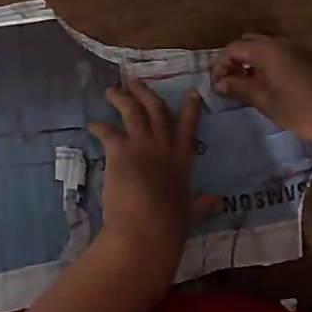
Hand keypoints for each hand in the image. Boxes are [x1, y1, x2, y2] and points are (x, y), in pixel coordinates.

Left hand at [88, 79, 213, 271]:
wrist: (146, 229)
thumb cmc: (169, 225)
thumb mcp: (190, 213)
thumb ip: (201, 204)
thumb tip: (219, 201)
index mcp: (181, 161)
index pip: (188, 128)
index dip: (190, 109)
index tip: (192, 92)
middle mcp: (163, 146)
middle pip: (157, 110)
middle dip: (146, 93)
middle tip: (135, 82)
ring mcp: (142, 145)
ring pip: (132, 111)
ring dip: (121, 98)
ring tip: (111, 91)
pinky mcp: (120, 150)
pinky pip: (107, 131)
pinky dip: (98, 127)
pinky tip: (92, 126)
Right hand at [210, 34, 311, 147]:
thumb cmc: (300, 110)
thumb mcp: (265, 101)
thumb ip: (240, 88)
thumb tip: (220, 83)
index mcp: (267, 50)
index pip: (234, 48)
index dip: (220, 64)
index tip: (216, 83)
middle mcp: (283, 42)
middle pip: (250, 42)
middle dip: (236, 58)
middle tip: (231, 80)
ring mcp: (301, 48)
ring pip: (269, 47)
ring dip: (255, 60)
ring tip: (251, 84)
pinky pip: (285, 53)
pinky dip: (272, 63)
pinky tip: (276, 85)